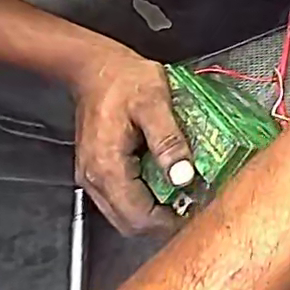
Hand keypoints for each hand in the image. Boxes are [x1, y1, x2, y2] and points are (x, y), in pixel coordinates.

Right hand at [68, 43, 191, 235]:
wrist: (96, 67)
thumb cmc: (124, 80)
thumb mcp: (155, 103)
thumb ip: (169, 140)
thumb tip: (183, 175)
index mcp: (108, 166)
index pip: (137, 217)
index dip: (168, 221)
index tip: (196, 210)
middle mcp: (95, 178)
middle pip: (129, 222)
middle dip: (162, 220)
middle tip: (193, 204)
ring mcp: (94, 175)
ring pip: (124, 212)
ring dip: (154, 210)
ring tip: (184, 193)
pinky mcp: (99, 167)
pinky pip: (122, 195)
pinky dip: (144, 196)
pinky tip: (165, 179)